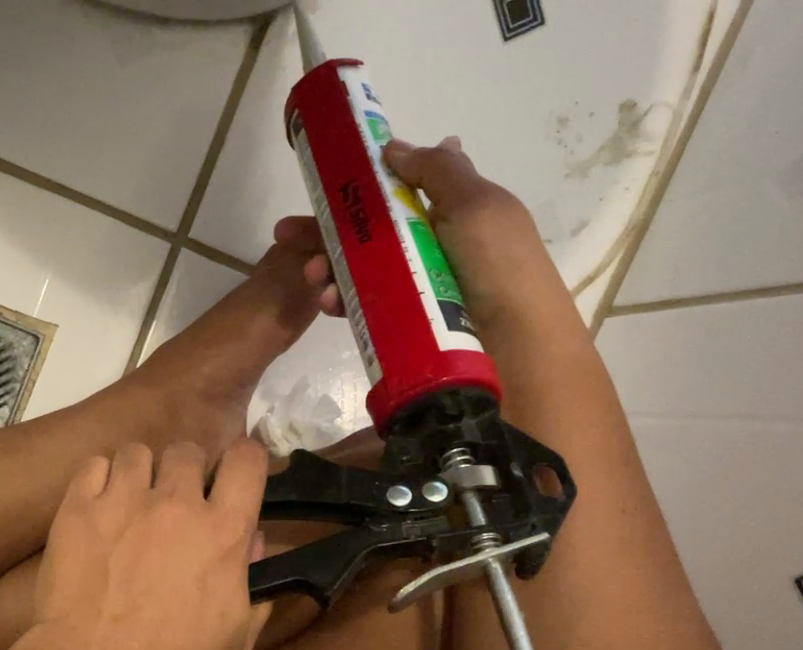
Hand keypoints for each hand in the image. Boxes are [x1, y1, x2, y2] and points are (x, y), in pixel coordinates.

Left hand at [25, 439, 272, 649]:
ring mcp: (122, 500)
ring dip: (141, 473)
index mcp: (224, 530)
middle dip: (187, 471)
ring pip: (138, 452)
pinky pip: (93, 465)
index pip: (247, 459)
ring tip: (131, 504)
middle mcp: (175, 502)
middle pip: (188, 450)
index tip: (234, 476)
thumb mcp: (237, 637)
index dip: (245, 460)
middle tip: (176, 502)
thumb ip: (254, 583)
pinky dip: (99, 480)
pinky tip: (98, 508)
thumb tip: (253, 541)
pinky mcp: (77, 507)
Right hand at [285, 136, 572, 339]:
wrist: (517, 348)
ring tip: (310, 276)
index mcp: (447, 214)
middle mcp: (426, 248)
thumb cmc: (499, 266)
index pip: (391, 196)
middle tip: (285, 236)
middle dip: (324, 232)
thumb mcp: (476, 204)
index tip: (320, 190)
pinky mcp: (398, 324)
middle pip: (364, 234)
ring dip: (327, 268)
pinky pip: (360, 307)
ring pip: (357, 271)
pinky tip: (328, 302)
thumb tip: (393, 148)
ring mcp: (410, 289)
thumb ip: (437, 171)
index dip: (355, 191)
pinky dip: (340, 301)